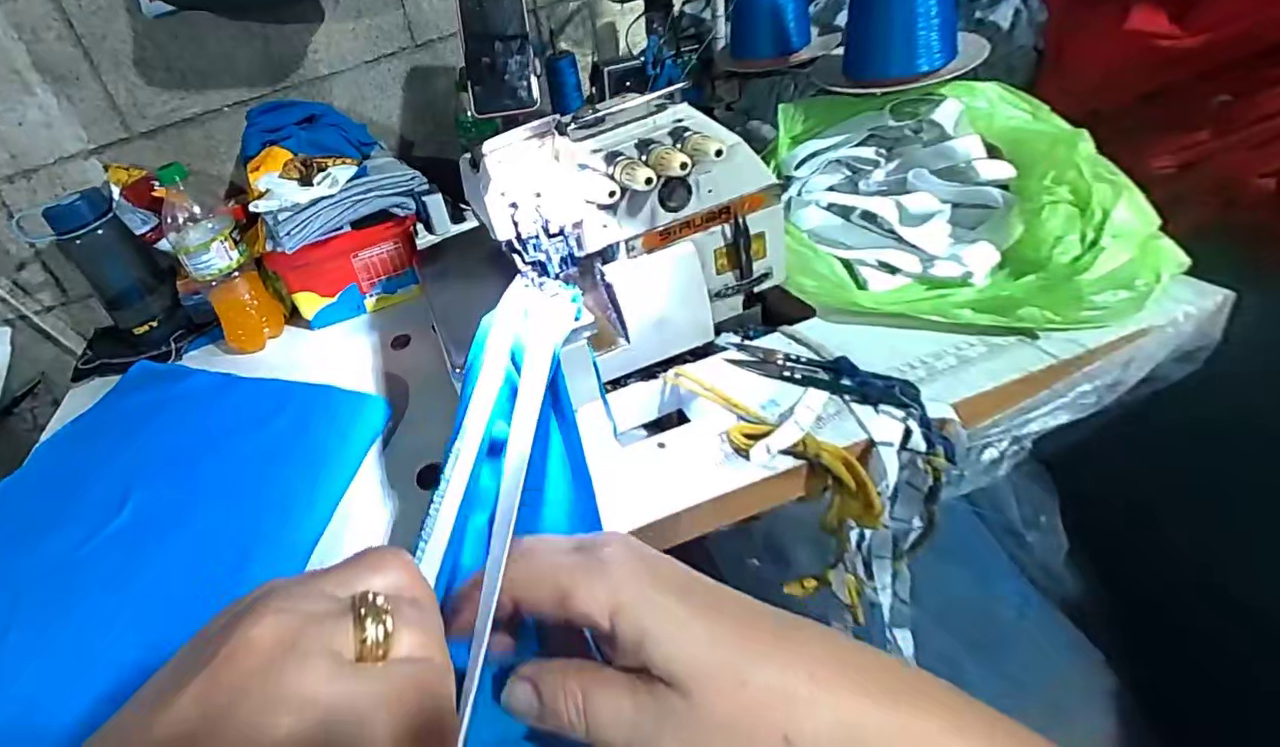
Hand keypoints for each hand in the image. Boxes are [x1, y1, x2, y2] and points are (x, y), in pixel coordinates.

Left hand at [91, 547, 453, 746]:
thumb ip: (388, 734)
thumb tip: (430, 723)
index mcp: (304, 698)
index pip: (425, 688)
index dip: (440, 728)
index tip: (430, 745)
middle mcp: (294, 623)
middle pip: (418, 610)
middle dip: (430, 670)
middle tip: (414, 716)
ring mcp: (269, 596)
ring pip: (387, 570)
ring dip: (405, 623)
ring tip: (388, 673)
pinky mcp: (251, 593)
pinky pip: (339, 578)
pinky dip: (362, 612)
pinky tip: (340, 659)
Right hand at [449, 533, 1047, 746]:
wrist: (838, 704)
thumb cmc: (741, 713)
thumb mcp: (646, 727)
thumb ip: (569, 700)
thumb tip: (509, 681)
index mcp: (603, 571)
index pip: (511, 565)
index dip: (469, 604)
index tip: (441, 656)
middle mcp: (617, 552)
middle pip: (533, 562)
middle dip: (496, 609)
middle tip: (471, 674)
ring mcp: (643, 566)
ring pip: (562, 577)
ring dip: (532, 618)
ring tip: (511, 676)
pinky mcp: (664, 588)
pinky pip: (595, 592)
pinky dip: (569, 623)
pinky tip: (568, 667)